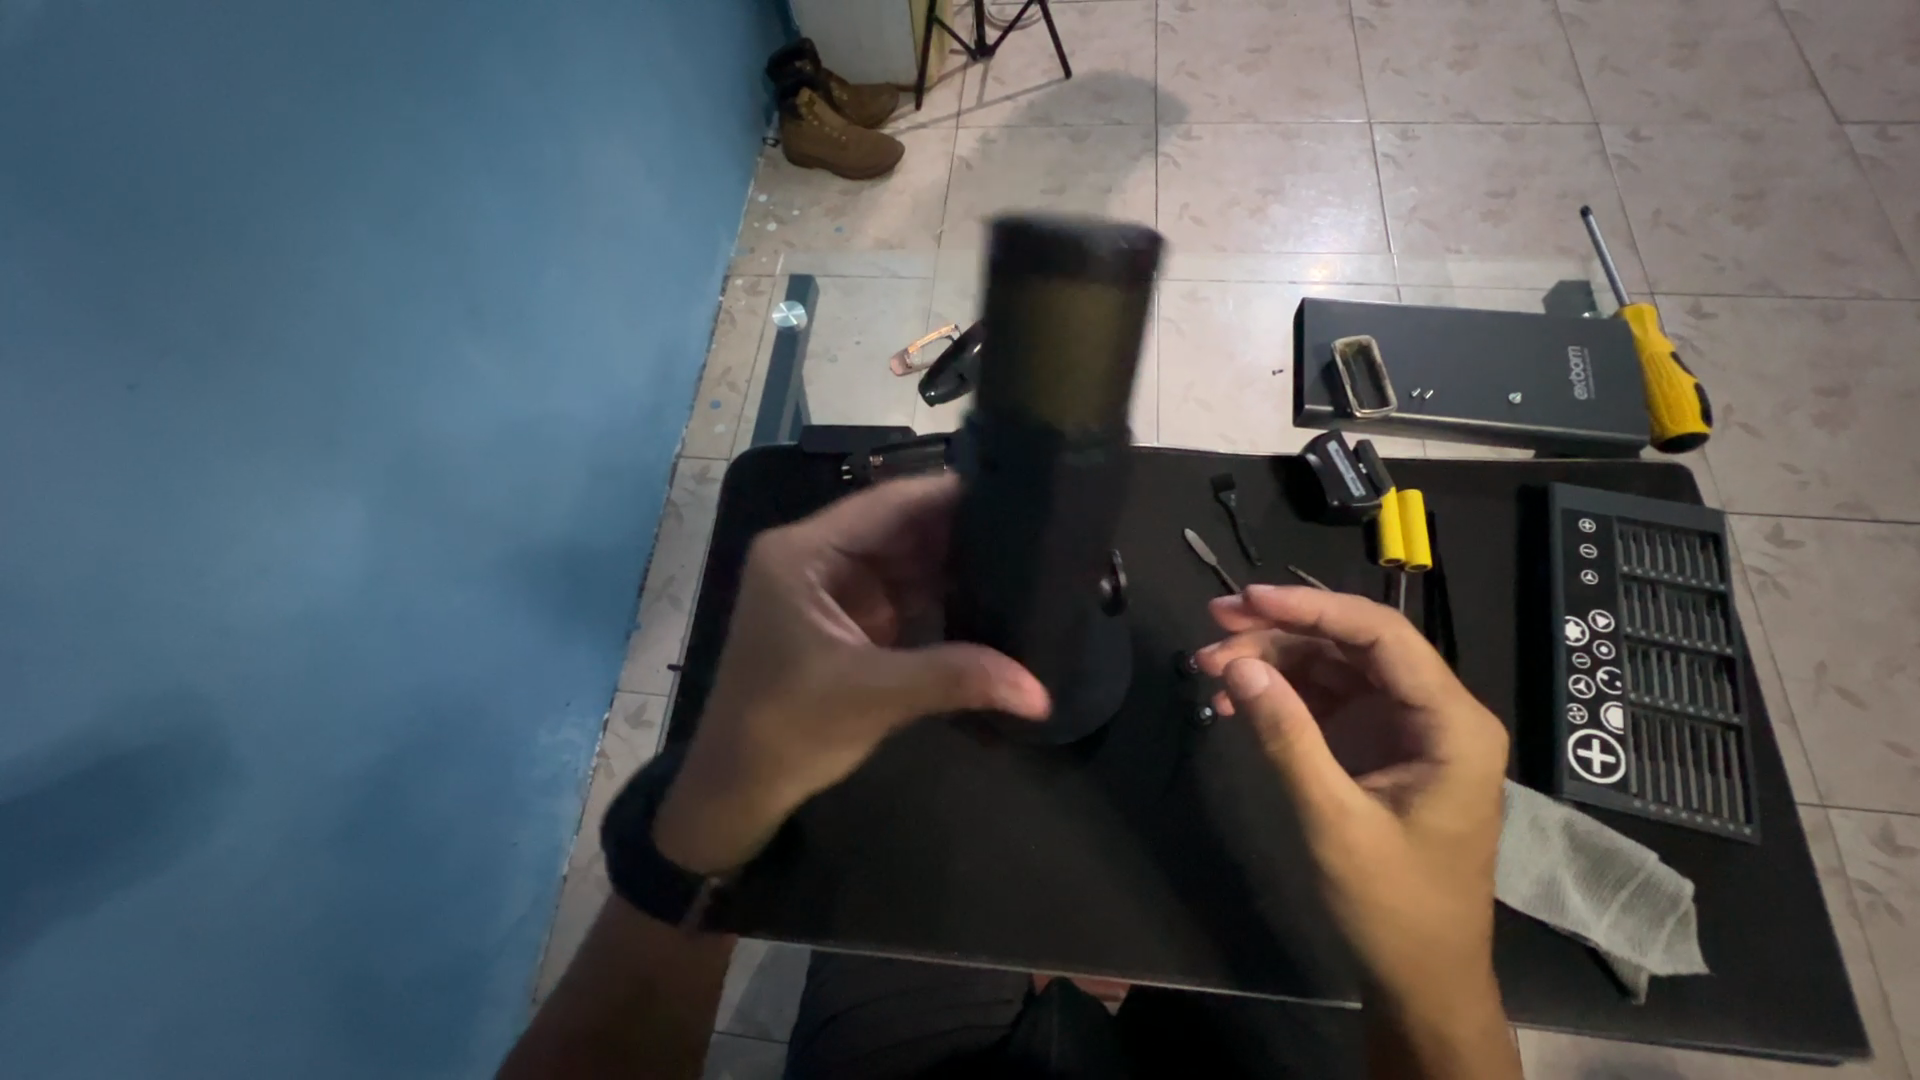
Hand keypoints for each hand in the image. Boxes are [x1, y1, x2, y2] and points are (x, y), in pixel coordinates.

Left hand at [652, 475, 1049, 874]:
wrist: (739, 787)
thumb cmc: (786, 729)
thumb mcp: (871, 696)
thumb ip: (955, 678)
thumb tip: (1040, 692)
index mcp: (805, 552)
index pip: (889, 503)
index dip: (951, 495)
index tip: (1018, 493)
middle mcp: (820, 557)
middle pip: (902, 527)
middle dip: (963, 529)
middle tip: (1038, 527)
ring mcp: (838, 589)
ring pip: (909, 560)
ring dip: (959, 563)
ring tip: (1030, 554)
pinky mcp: (853, 621)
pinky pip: (907, 594)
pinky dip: (945, 596)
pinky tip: (995, 593)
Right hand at [1194, 585, 1509, 1018]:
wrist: (1418, 975)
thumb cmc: (1392, 904)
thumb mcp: (1332, 819)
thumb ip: (1285, 736)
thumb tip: (1237, 663)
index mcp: (1450, 723)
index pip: (1379, 635)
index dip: (1310, 607)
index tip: (1246, 600)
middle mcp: (1431, 711)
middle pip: (1350, 643)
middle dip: (1278, 630)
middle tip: (1212, 626)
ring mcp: (1401, 726)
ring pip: (1331, 665)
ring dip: (1269, 659)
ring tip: (1209, 666)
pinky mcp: (1374, 743)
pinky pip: (1322, 697)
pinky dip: (1277, 693)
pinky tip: (1233, 700)